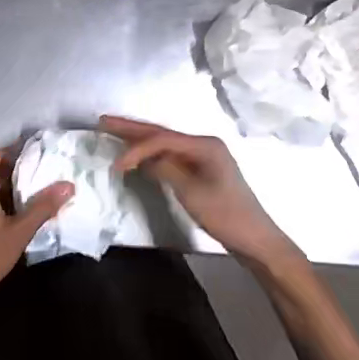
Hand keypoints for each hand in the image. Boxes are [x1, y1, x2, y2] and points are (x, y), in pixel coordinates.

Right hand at [102, 116, 297, 265]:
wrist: (254, 238)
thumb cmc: (225, 214)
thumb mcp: (191, 192)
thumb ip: (166, 170)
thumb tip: (145, 158)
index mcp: (204, 145)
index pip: (162, 138)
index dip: (136, 148)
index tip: (116, 165)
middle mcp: (204, 144)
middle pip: (162, 133)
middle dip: (133, 128)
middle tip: (104, 121)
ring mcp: (204, 157)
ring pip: (166, 144)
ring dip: (140, 140)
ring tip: (114, 132)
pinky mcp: (202, 171)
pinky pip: (172, 156)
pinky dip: (152, 155)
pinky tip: (138, 156)